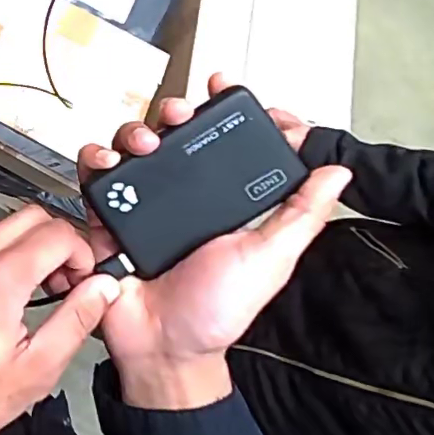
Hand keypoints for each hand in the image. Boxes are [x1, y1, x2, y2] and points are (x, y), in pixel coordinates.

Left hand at [0, 208, 120, 434]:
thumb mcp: (36, 369)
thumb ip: (76, 320)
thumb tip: (104, 287)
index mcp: (0, 278)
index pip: (59, 233)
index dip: (83, 255)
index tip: (85, 282)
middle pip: (36, 216)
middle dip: (61, 242)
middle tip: (68, 281)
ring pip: (10, 221)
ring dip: (34, 242)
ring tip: (41, 285)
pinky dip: (7, 246)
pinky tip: (11, 283)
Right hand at [76, 80, 348, 409]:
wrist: (163, 347)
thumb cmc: (216, 310)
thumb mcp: (269, 258)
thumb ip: (301, 215)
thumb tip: (337, 173)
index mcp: (221, 200)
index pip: (223, 140)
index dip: (224, 108)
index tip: (225, 87)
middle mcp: (181, 195)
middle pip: (174, 132)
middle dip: (174, 110)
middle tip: (180, 113)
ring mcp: (144, 202)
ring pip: (133, 145)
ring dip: (135, 131)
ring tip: (144, 144)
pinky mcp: (111, 214)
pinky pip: (97, 177)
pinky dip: (96, 160)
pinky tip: (108, 164)